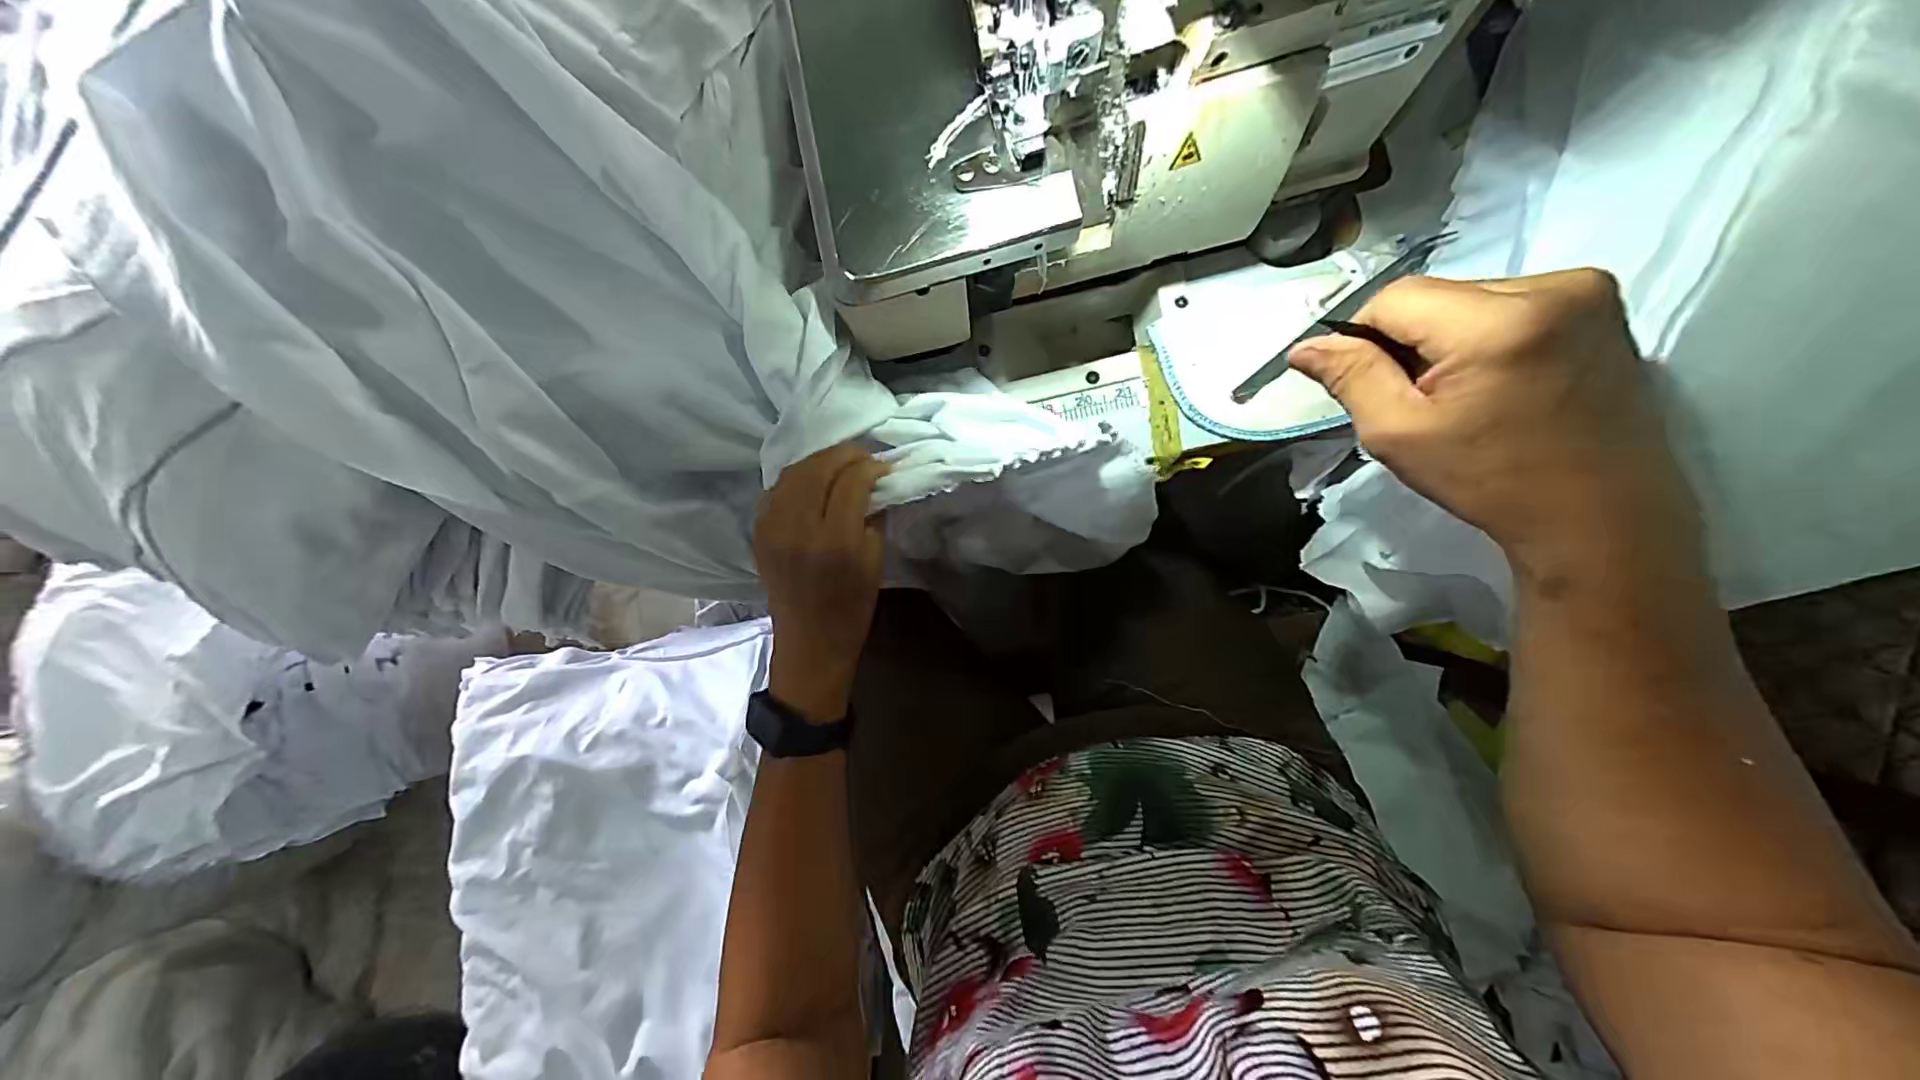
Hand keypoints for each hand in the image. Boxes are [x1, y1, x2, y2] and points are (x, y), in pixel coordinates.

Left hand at [753, 443, 888, 722]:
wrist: (809, 642)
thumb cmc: (852, 608)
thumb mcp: (875, 562)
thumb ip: (874, 517)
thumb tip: (874, 484)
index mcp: (835, 542)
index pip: (850, 482)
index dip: (869, 467)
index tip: (883, 467)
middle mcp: (798, 529)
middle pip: (818, 468)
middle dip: (844, 455)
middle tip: (863, 457)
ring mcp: (772, 529)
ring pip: (793, 473)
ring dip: (819, 461)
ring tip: (840, 464)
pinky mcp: (758, 532)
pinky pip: (776, 490)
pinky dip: (797, 478)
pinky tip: (813, 482)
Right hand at [1289, 270, 1700, 582]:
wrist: (1597, 513)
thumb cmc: (1489, 480)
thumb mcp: (1398, 434)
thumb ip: (1351, 377)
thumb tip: (1305, 346)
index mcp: (1499, 322)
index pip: (1395, 298)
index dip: (1365, 338)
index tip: (1374, 386)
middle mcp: (1553, 286)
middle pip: (1435, 295)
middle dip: (1410, 340)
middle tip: (1421, 398)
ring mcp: (1588, 290)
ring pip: (1469, 298)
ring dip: (1447, 338)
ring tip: (1464, 393)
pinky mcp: (1602, 304)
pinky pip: (1510, 303)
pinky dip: (1485, 336)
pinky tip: (1498, 381)